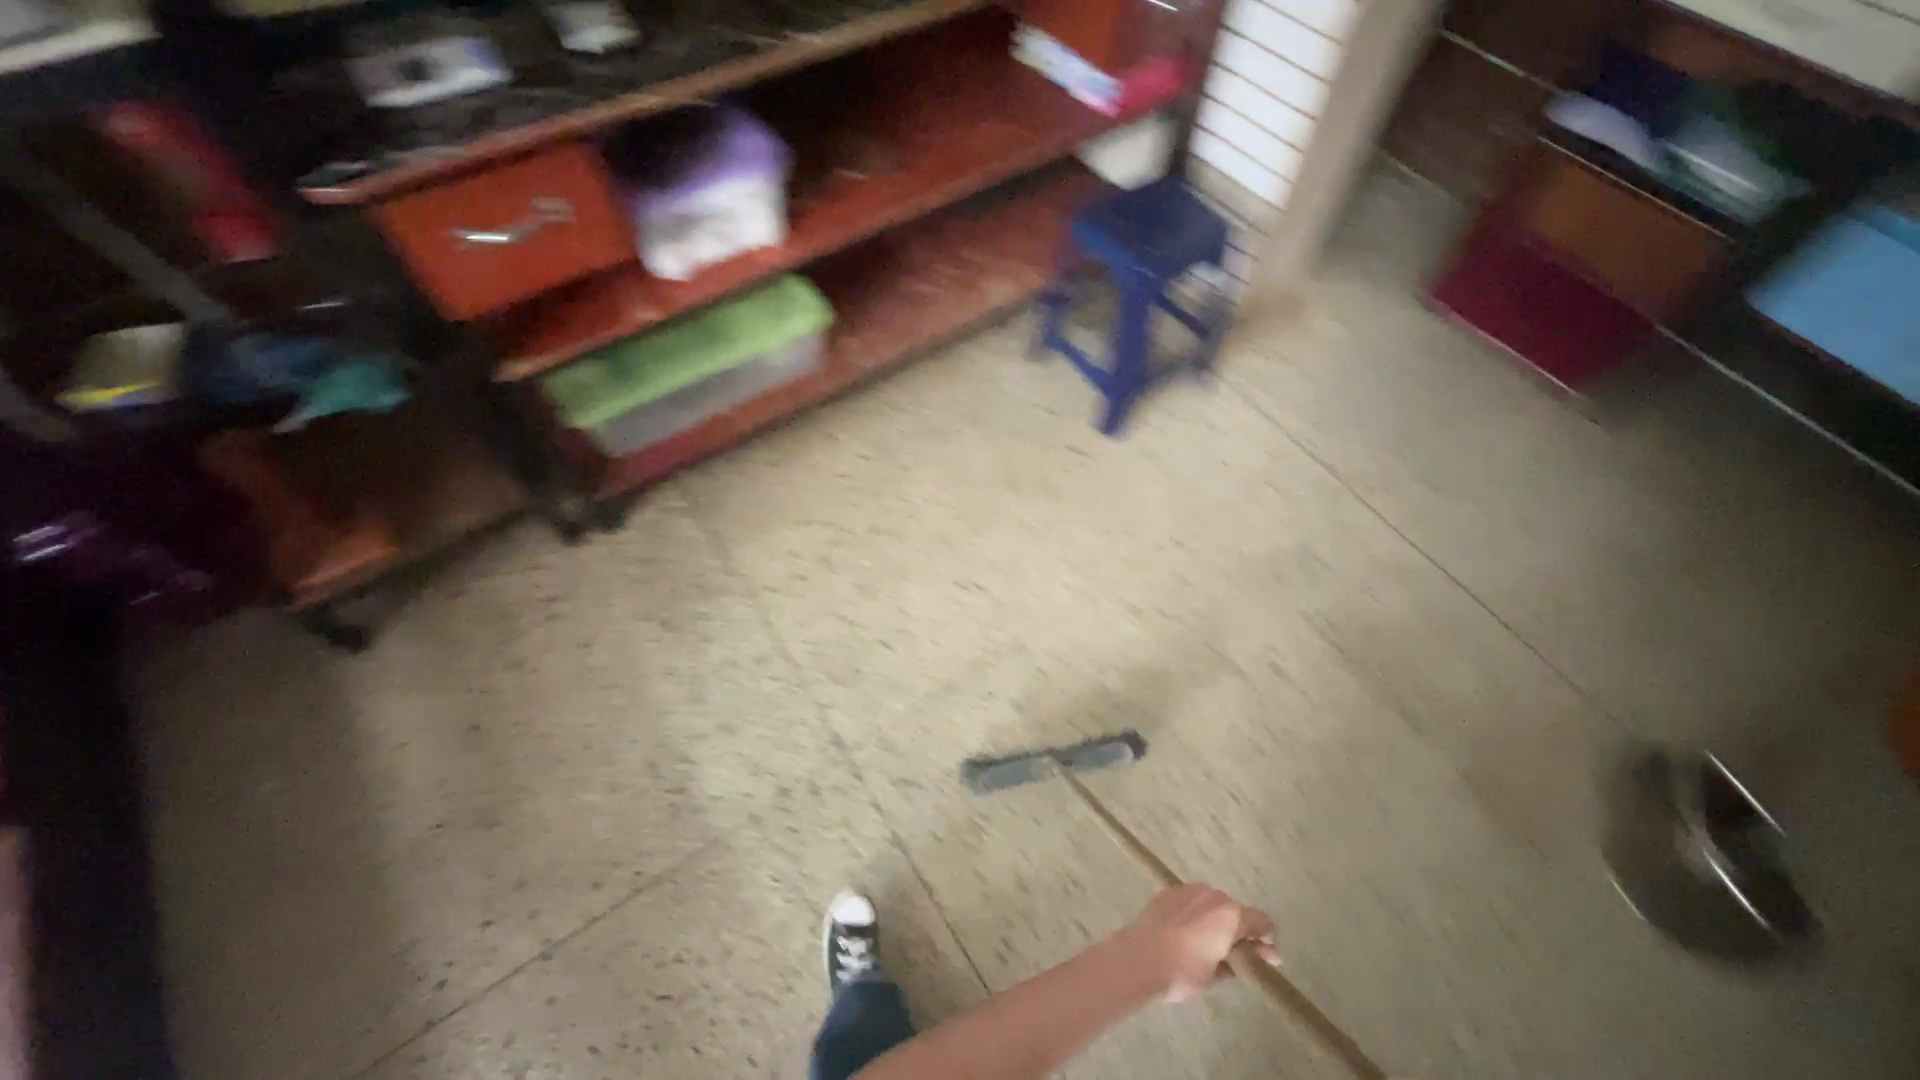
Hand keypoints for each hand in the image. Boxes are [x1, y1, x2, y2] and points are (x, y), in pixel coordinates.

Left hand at [1118, 884, 1278, 1002]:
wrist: (1138, 958)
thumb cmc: (1182, 971)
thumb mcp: (1215, 975)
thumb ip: (1234, 963)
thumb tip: (1244, 960)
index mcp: (1231, 915)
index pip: (1261, 921)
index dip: (1267, 940)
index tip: (1269, 957)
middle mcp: (1212, 895)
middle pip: (1235, 910)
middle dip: (1240, 929)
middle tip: (1239, 951)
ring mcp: (1187, 890)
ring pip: (1211, 903)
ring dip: (1216, 919)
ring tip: (1211, 941)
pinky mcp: (1167, 892)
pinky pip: (1190, 902)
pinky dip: (1195, 914)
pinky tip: (1188, 931)